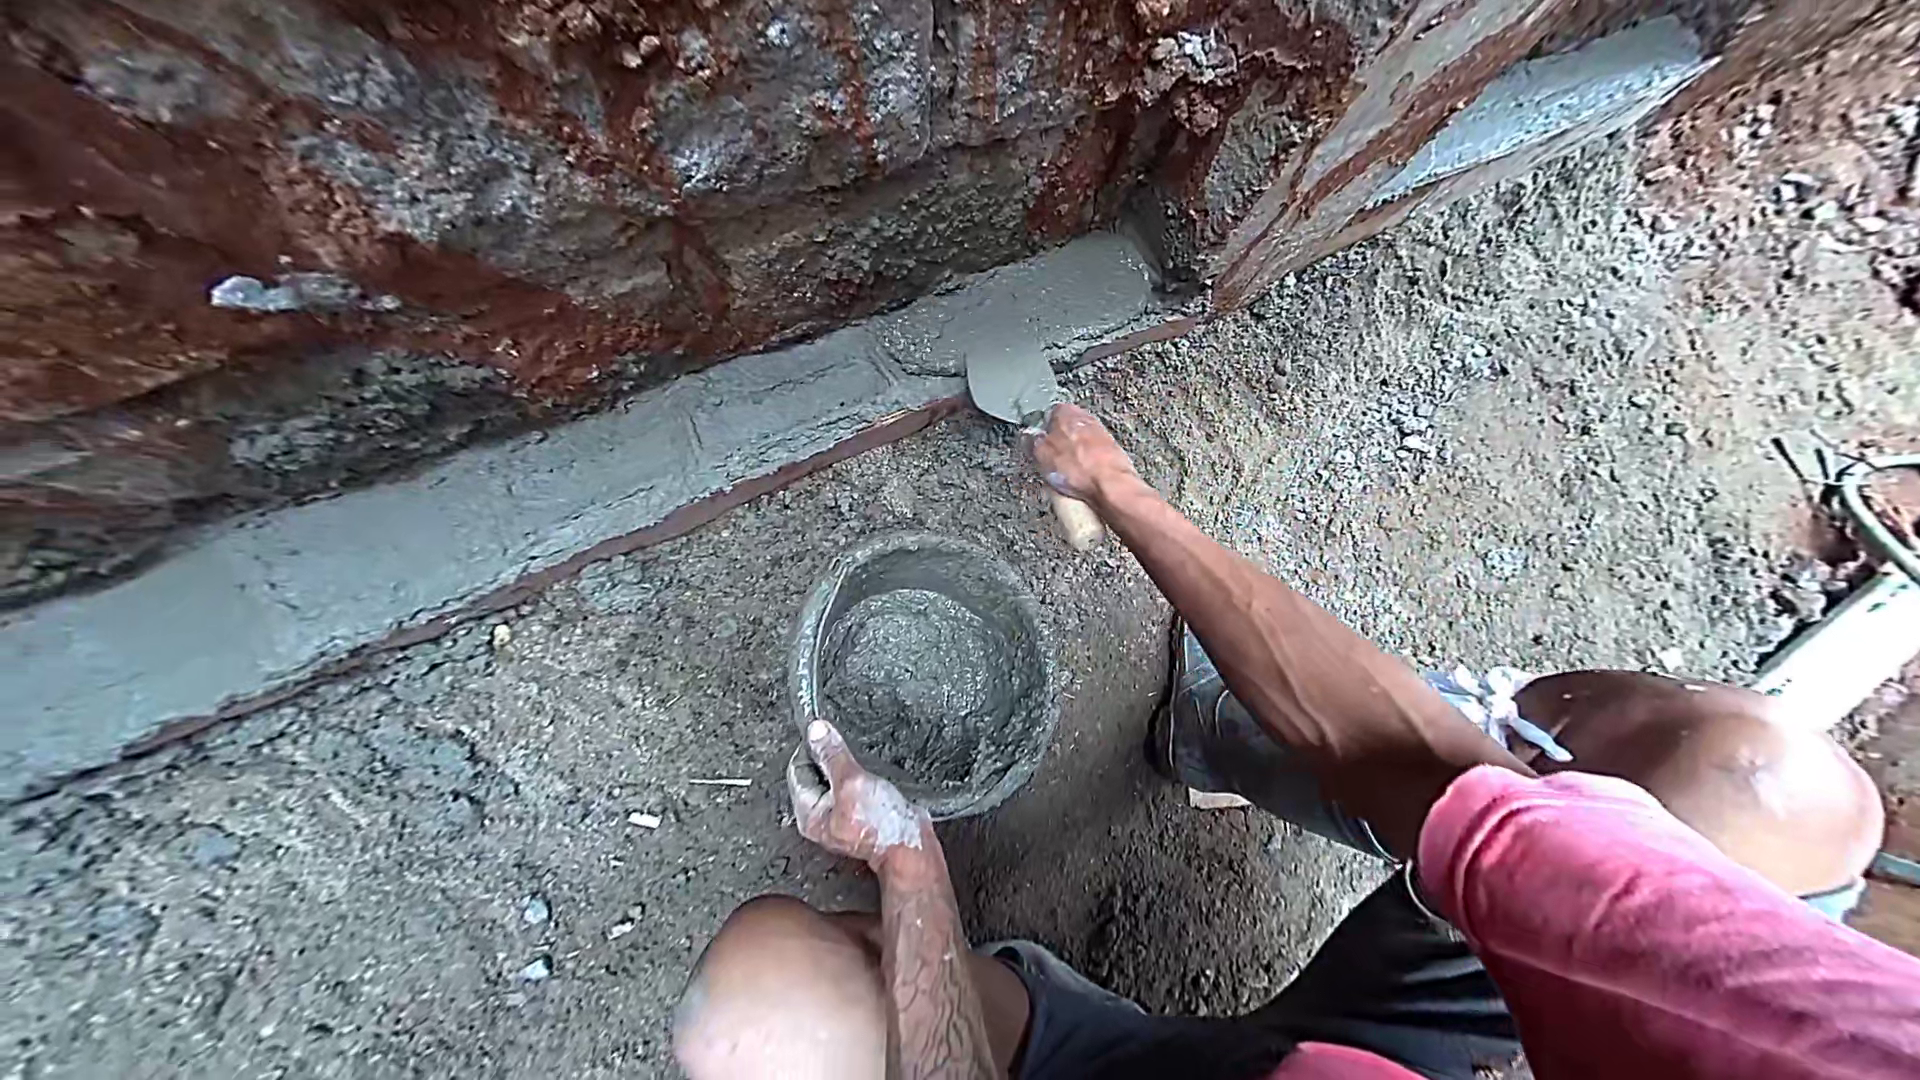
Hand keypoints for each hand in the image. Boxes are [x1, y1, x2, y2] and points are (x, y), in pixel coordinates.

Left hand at [788, 720, 931, 868]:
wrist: (909, 843)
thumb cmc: (878, 824)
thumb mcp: (851, 781)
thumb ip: (832, 755)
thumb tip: (815, 731)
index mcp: (809, 813)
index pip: (798, 770)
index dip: (810, 749)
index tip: (825, 733)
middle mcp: (821, 815)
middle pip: (815, 773)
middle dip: (827, 755)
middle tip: (843, 744)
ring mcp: (840, 813)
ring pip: (834, 777)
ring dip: (844, 764)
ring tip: (858, 759)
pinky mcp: (858, 811)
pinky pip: (851, 784)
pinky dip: (857, 773)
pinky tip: (868, 770)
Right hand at [1030, 403, 1140, 503]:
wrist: (1112, 486)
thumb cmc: (1079, 468)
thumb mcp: (1041, 455)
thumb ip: (1031, 441)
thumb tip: (1027, 436)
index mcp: (1066, 411)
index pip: (1048, 414)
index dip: (1041, 432)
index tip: (1036, 446)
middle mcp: (1087, 419)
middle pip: (1065, 431)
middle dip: (1058, 446)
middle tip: (1050, 464)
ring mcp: (1102, 436)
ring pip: (1079, 447)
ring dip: (1073, 460)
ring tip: (1068, 478)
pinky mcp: (1113, 454)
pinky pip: (1092, 461)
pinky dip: (1087, 470)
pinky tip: (1084, 481)